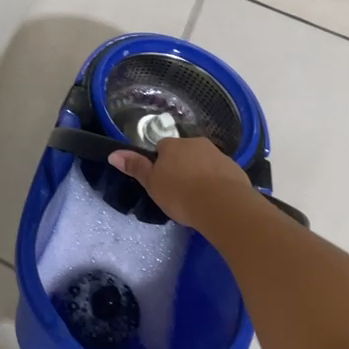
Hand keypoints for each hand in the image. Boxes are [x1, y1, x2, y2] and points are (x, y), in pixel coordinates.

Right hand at [107, 135, 255, 230]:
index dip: (161, 164)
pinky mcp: (235, 169)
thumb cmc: (180, 194)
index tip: (163, 181)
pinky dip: (217, 183)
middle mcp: (195, 143)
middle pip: (185, 152)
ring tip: (198, 198)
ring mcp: (217, 155)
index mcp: (172, 145)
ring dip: (201, 174)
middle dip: (182, 167)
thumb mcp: (152, 184)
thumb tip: (113, 154)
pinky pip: (221, 173)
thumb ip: (135, 167)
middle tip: (179, 191)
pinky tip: (215, 201)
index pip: (162, 148)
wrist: (222, 205)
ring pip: (204, 162)